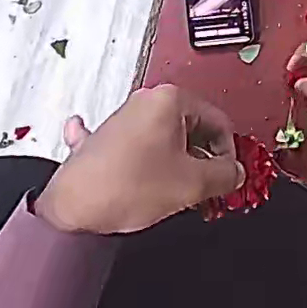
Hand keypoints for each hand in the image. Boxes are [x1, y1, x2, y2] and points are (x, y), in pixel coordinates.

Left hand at [34, 85, 243, 233]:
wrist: (70, 207)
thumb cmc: (128, 187)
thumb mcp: (192, 184)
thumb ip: (225, 175)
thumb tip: (236, 172)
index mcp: (172, 100)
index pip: (219, 122)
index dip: (228, 154)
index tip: (226, 178)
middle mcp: (148, 100)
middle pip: (194, 129)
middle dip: (203, 161)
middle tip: (205, 190)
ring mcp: (125, 116)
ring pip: (168, 139)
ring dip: (178, 164)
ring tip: (176, 193)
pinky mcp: (106, 136)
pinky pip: (136, 145)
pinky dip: (146, 160)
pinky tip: (138, 171)